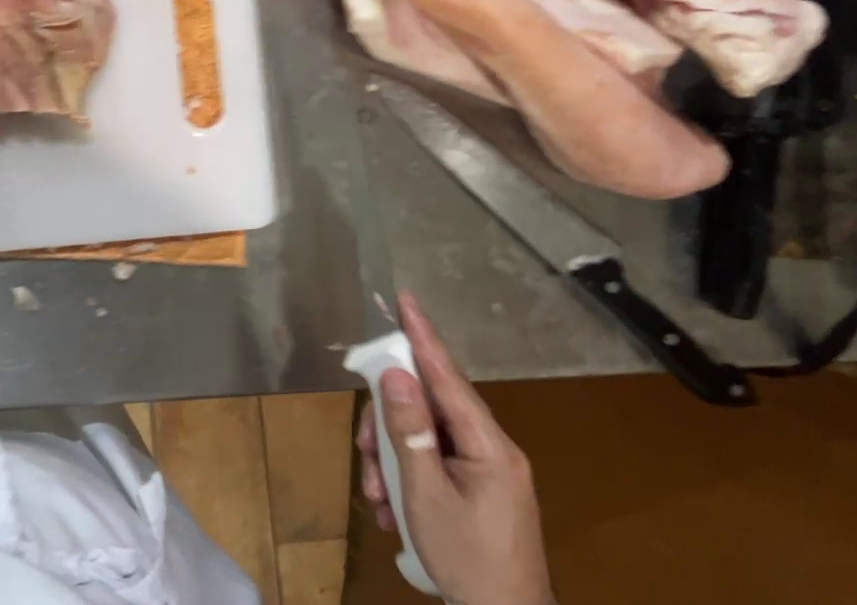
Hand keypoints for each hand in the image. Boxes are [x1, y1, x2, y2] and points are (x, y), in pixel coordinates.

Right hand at [357, 291, 553, 604]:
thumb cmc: (465, 556)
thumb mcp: (424, 493)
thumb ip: (407, 430)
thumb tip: (394, 373)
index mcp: (488, 445)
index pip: (448, 377)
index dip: (422, 336)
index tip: (405, 300)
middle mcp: (492, 449)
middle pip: (429, 409)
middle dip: (387, 425)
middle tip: (363, 454)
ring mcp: (488, 470)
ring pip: (425, 438)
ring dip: (391, 460)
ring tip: (376, 497)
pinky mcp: (480, 489)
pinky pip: (434, 463)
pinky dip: (406, 478)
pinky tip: (392, 509)